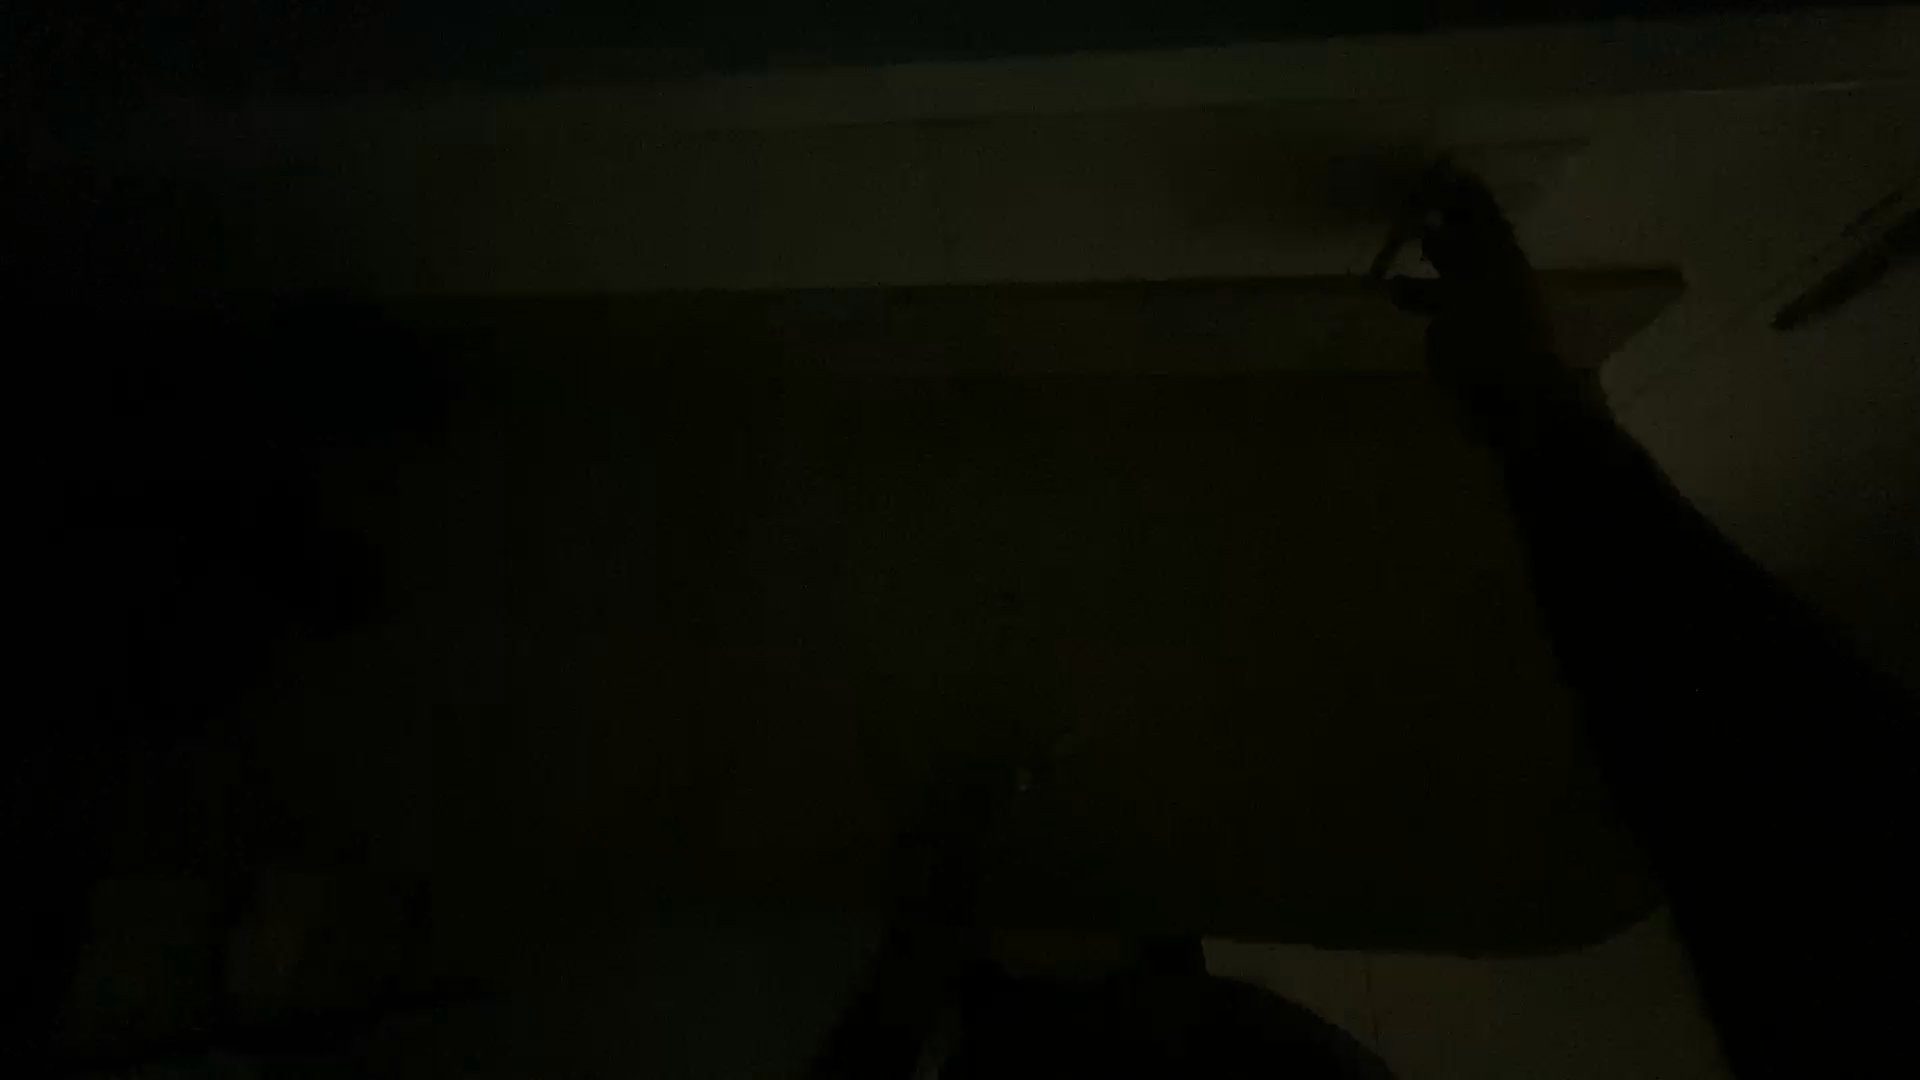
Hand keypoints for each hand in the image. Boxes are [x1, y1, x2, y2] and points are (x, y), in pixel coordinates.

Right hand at [1389, 163, 1569, 396]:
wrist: (1513, 403)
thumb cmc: (1490, 345)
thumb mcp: (1468, 292)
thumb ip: (1452, 256)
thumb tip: (1431, 223)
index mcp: (1499, 261)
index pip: (1478, 214)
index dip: (1458, 193)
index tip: (1434, 170)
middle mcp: (1495, 277)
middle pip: (1468, 238)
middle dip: (1444, 219)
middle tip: (1413, 202)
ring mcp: (1483, 309)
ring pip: (1453, 271)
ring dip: (1430, 257)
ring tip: (1402, 249)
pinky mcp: (1468, 338)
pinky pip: (1441, 302)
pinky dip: (1422, 293)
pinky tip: (1401, 296)